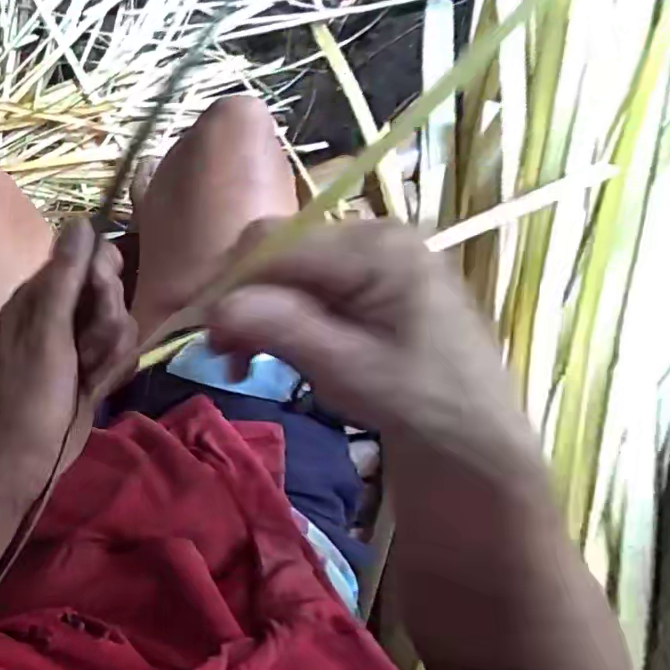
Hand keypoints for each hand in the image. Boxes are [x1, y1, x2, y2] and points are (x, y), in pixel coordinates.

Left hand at [0, 222, 136, 490]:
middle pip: (109, 290)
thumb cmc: (35, 394)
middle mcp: (58, 312)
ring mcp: (77, 339)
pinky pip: (121, 349)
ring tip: (89, 375)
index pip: (85, 258)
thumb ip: (65, 278)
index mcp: (37, 296)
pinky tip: (96, 387)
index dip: (102, 277)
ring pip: (120, 321)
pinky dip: (113, 369)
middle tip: (89, 351)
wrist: (35, 455)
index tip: (103, 294)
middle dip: (107, 322)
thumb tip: (81, 221)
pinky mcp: (93, 363)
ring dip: (111, 351)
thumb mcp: (48, 333)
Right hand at [204, 219, 543, 487]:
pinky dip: (270, 317)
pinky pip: (296, 286)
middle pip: (273, 249)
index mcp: (377, 248)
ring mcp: (365, 256)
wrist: (469, 434)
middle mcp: (370, 236)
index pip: (276, 246)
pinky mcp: (359, 281)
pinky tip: (265, 350)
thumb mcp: (348, 369)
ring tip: (239, 362)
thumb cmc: (419, 403)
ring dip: (249, 311)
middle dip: (236, 298)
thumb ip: (283, 330)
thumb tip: (214, 310)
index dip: (227, 286)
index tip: (199, 336)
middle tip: (219, 353)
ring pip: (277, 268)